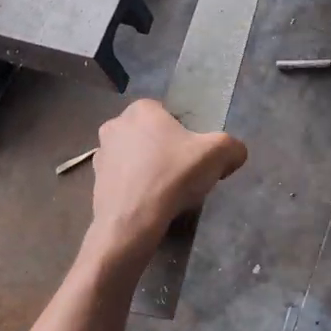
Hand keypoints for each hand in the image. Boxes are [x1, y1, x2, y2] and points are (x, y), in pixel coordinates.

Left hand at [87, 98, 247, 257]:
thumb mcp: (217, 153)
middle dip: (165, 151)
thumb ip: (232, 147)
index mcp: (141, 109)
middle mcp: (116, 124)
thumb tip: (236, 154)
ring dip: (147, 169)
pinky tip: (149, 205)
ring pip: (134, 157)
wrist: (132, 222)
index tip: (194, 157)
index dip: (185, 135)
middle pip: (150, 135)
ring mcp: (100, 154)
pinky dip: (135, 189)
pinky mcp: (95, 182)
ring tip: (166, 193)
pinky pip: (123, 180)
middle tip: (182, 174)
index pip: (169, 115)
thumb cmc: (172, 176)